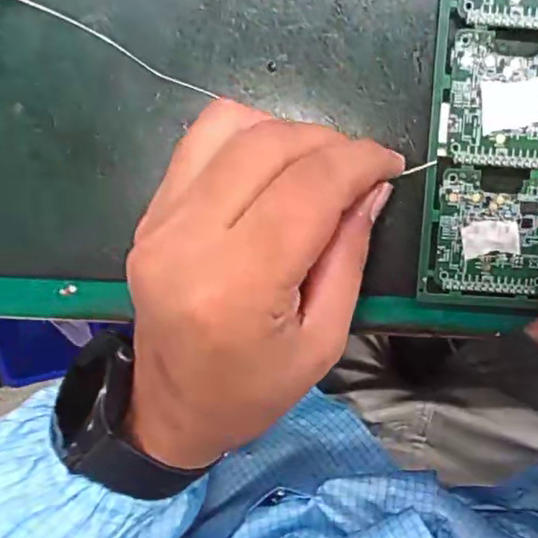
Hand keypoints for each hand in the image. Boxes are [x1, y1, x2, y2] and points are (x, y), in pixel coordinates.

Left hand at [124, 100, 402, 469]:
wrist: (170, 409)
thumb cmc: (252, 391)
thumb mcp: (323, 342)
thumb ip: (348, 257)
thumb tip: (370, 189)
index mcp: (237, 286)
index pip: (307, 188)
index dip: (358, 162)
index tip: (389, 164)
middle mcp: (188, 241)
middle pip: (269, 146)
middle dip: (329, 143)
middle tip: (358, 170)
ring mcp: (160, 222)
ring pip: (230, 128)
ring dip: (286, 133)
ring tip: (314, 166)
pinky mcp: (149, 215)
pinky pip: (200, 143)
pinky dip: (245, 138)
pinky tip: (268, 168)